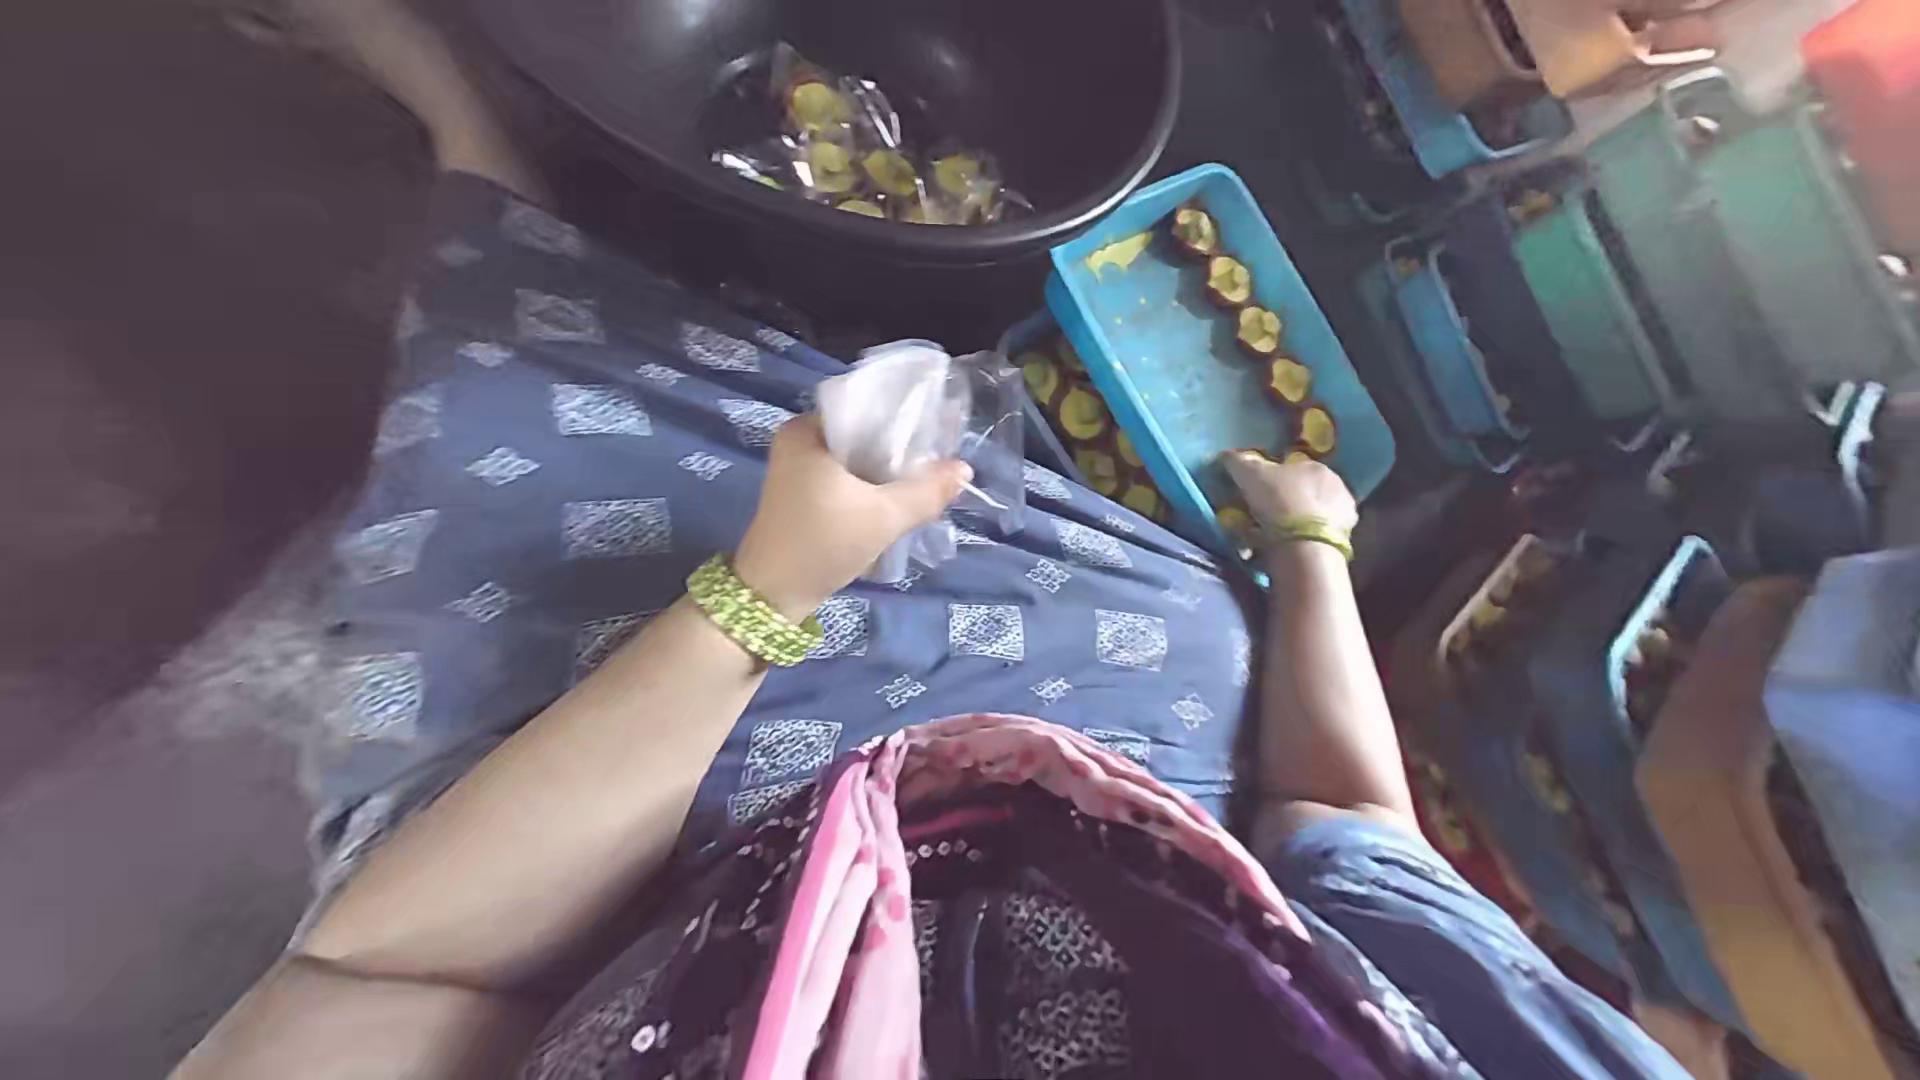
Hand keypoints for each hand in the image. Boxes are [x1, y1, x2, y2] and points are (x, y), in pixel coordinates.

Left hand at [734, 414, 971, 618]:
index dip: (906, 422)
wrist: (774, 595)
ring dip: (886, 473)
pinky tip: (896, 499)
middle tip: (936, 464)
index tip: (938, 437)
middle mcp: (798, 440)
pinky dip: (870, 487)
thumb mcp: (883, 517)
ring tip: (923, 481)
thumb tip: (964, 470)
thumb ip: (926, 491)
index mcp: (808, 430)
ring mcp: (797, 468)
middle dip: (899, 452)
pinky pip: (845, 478)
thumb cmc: (824, 544)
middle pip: (863, 435)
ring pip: (856, 460)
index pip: (867, 409)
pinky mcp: (801, 493)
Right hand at [1222, 451, 1357, 532]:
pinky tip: (1289, 548)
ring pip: (1312, 513)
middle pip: (1303, 491)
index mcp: (1315, 466)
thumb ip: (1238, 462)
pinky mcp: (1345, 538)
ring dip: (1296, 521)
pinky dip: (1304, 539)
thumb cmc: (1278, 501)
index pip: (1291, 468)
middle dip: (1286, 501)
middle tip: (1263, 517)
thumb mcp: (1250, 475)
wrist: (1304, 543)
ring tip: (1274, 537)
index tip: (1255, 493)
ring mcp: (1343, 512)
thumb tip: (1226, 454)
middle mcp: (1336, 484)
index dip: (1271, 480)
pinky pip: (1318, 535)